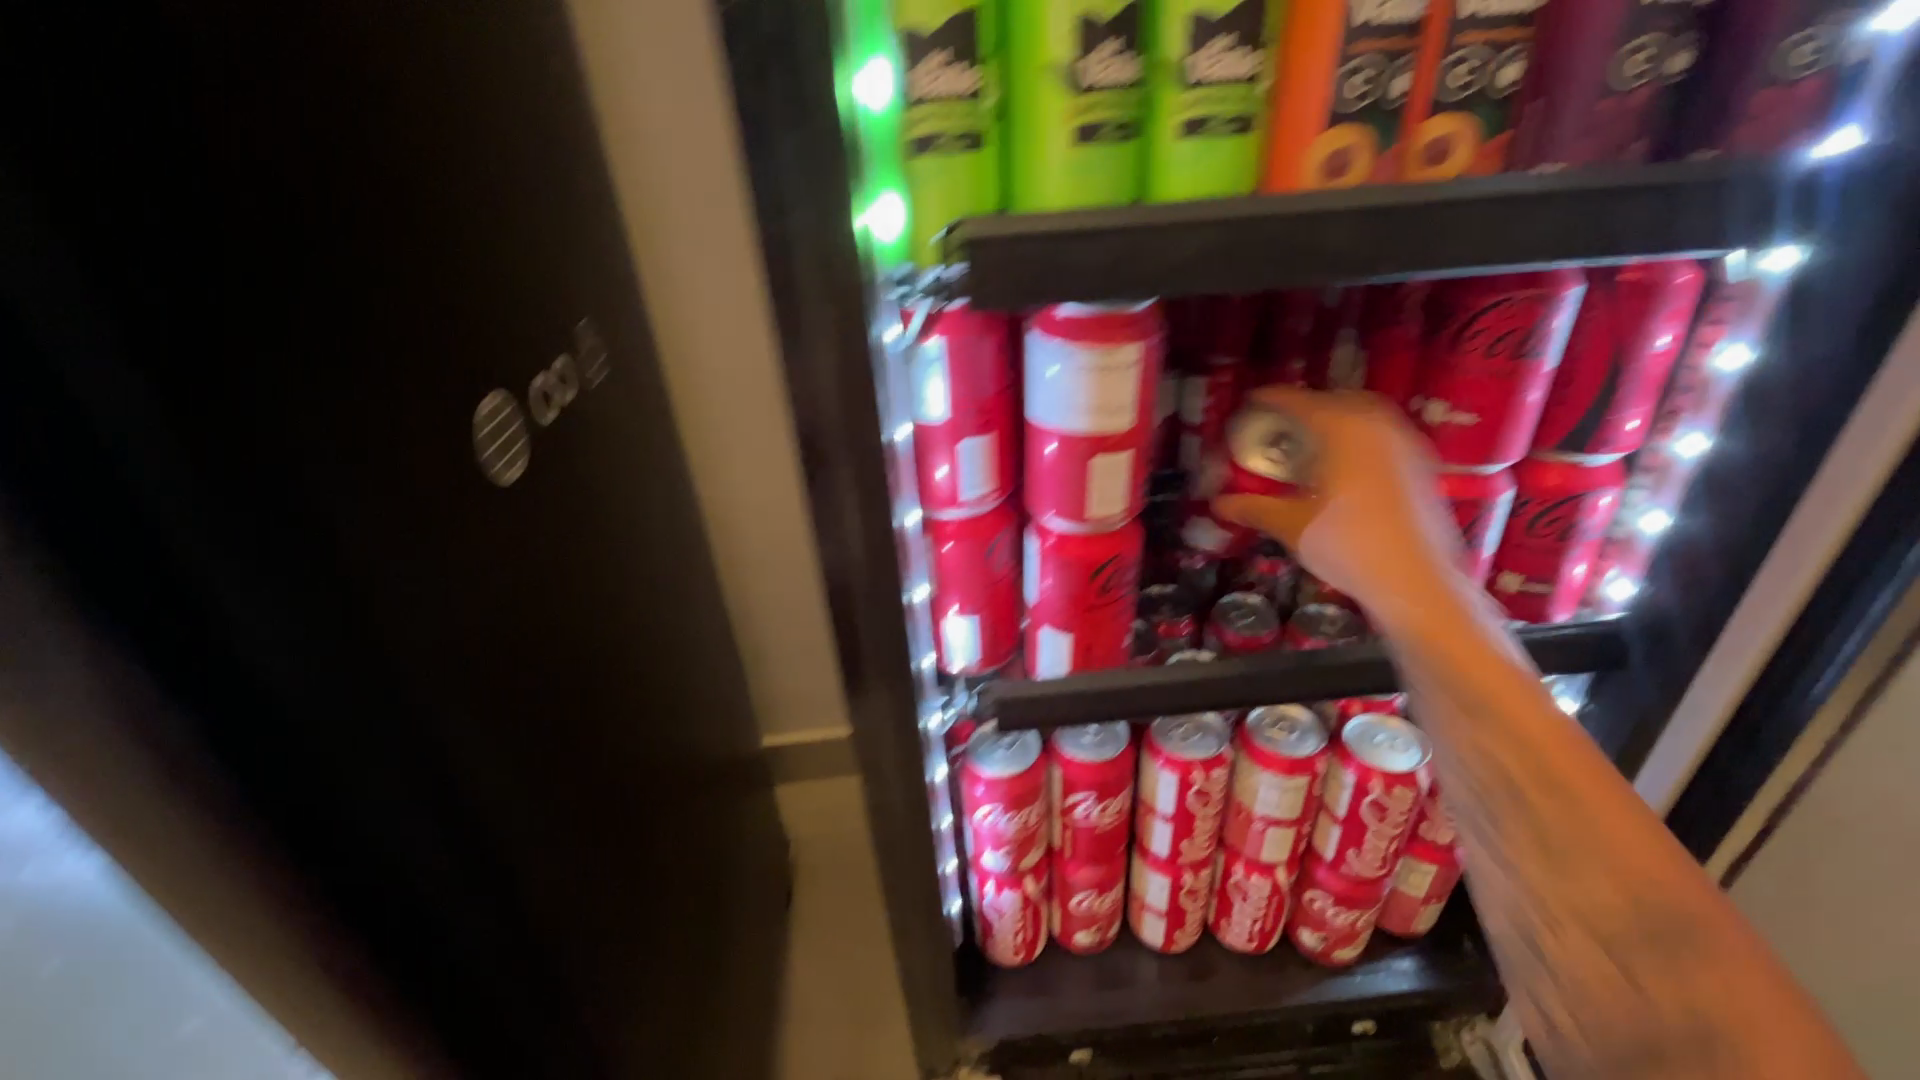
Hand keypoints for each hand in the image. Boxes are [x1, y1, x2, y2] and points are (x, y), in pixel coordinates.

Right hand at [1213, 386, 1464, 622]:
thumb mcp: (1294, 527)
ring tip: (1313, 443)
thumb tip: (1218, 504)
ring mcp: (1405, 444)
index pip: (1301, 401)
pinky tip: (1346, 467)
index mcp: (1343, 431)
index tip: (1251, 401)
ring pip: (1366, 415)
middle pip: (1338, 400)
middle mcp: (1377, 427)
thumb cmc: (1350, 547)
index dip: (1273, 398)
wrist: (1416, 582)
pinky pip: (1385, 435)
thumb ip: (1255, 509)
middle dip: (1309, 406)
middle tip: (1283, 423)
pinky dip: (1361, 438)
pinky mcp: (1422, 465)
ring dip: (1338, 420)